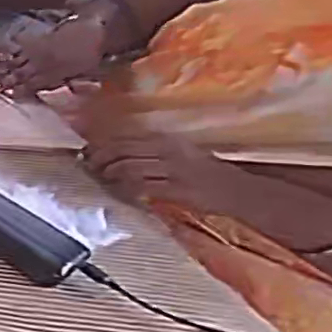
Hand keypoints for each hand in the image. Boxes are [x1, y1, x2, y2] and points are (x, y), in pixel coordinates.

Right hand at [0, 13, 106, 96]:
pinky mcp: (38, 38)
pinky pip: (20, 43)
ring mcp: (37, 50)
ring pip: (16, 59)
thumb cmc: (95, 56)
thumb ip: (68, 82)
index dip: (18, 90)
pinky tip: (1, 45)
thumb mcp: (86, 73)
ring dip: (2, 63)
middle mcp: (41, 63)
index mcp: (54, 75)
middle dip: (4, 79)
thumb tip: (58, 88)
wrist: (97, 31)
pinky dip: (10, 44)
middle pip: (19, 73)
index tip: (5, 94)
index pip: (31, 85)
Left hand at [81, 127, 246, 210]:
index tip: (86, 154)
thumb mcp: (178, 152)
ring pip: (127, 168)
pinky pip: (142, 187)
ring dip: (108, 176)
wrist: (246, 193)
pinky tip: (123, 193)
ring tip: (104, 181)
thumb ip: (149, 149)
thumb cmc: (207, 173)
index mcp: (166, 140)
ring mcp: (175, 170)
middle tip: (89, 169)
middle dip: (98, 160)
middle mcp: (169, 151)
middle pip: (119, 151)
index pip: (121, 139)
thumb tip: (109, 150)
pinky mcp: (181, 189)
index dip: (98, 147)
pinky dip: (126, 190)